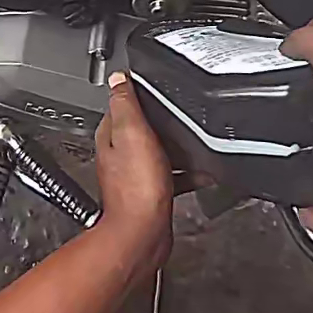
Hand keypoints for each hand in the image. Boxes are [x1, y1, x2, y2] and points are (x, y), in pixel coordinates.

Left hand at [91, 71, 175, 273]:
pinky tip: (201, 173)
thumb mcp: (132, 133)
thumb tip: (118, 79)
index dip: (138, 95)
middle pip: (142, 128)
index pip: (121, 106)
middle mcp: (120, 156)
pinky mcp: (152, 192)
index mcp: (111, 137)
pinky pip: (173, 175)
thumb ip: (126, 104)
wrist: (143, 233)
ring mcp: (135, 175)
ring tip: (195, 143)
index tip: (154, 88)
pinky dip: (188, 172)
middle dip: (162, 121)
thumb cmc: (136, 189)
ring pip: (159, 151)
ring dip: (177, 146)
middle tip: (181, 115)